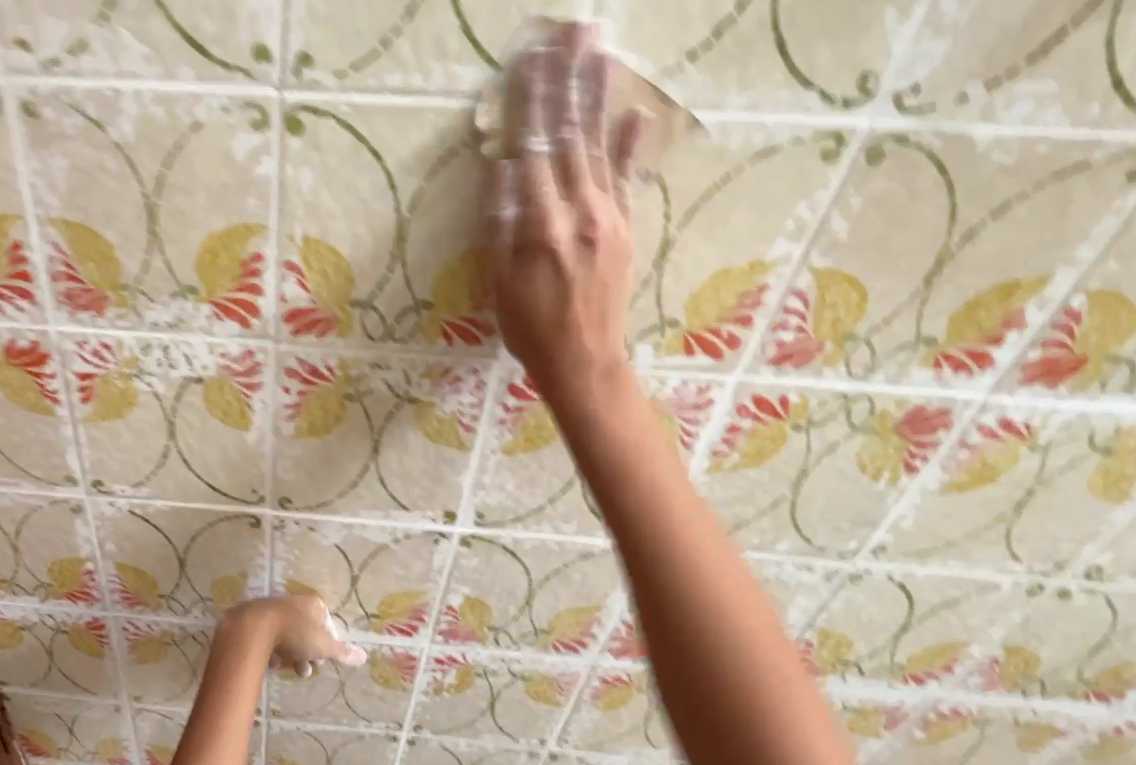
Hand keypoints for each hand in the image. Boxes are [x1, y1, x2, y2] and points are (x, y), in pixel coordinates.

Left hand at [224, 594, 366, 676]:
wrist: (253, 628)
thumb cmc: (295, 634)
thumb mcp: (324, 646)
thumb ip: (342, 652)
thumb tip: (364, 656)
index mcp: (313, 605)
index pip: (327, 624)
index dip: (328, 644)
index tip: (324, 660)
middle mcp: (293, 603)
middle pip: (306, 633)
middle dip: (308, 654)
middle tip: (306, 670)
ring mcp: (273, 610)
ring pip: (287, 637)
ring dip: (291, 656)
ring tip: (288, 670)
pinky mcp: (254, 620)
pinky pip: (269, 638)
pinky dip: (272, 651)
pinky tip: (271, 662)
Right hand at [486, 22, 647, 395]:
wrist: (584, 361)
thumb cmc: (529, 328)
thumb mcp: (500, 282)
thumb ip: (501, 223)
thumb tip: (503, 167)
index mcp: (542, 224)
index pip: (534, 147)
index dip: (531, 101)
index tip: (529, 56)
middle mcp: (580, 210)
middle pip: (571, 135)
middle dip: (568, 81)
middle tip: (572, 31)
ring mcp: (609, 216)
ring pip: (600, 146)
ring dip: (598, 96)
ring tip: (599, 52)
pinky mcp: (626, 228)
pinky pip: (627, 177)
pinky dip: (629, 144)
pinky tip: (635, 113)